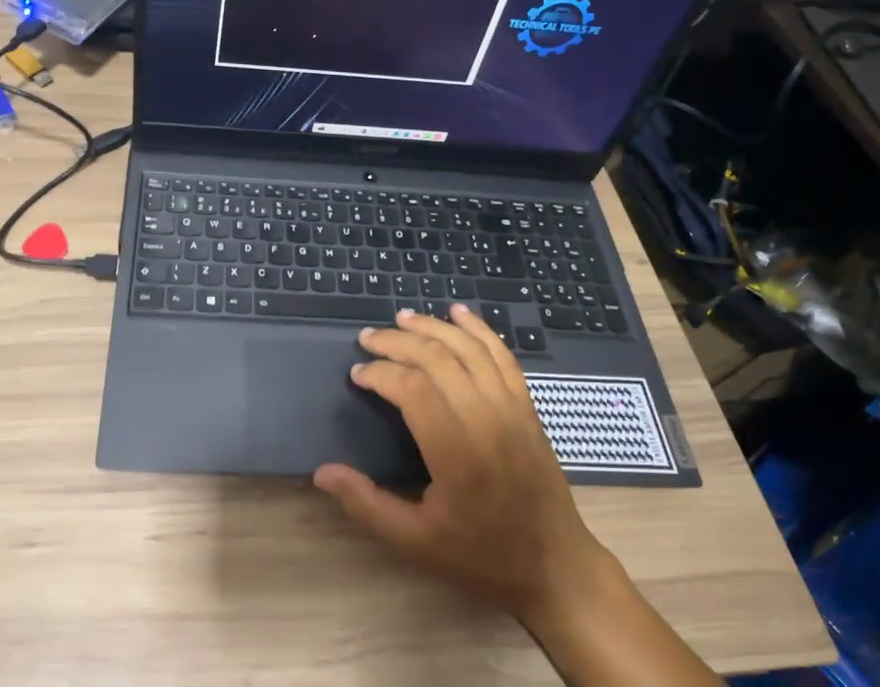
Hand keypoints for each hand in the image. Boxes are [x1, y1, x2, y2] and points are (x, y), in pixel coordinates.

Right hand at [313, 304, 607, 621]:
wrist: (555, 566)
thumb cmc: (481, 555)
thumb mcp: (416, 543)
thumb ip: (367, 504)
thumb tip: (323, 471)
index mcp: (458, 455)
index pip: (413, 390)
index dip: (380, 373)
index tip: (356, 375)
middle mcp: (487, 421)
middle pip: (438, 359)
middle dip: (397, 342)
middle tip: (367, 339)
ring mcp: (513, 410)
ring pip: (470, 349)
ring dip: (434, 327)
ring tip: (402, 318)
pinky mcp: (528, 408)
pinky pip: (503, 356)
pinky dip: (480, 330)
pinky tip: (458, 313)